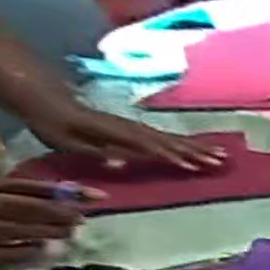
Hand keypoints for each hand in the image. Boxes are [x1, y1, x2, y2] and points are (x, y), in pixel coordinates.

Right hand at [0, 177, 97, 267]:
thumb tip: (55, 196)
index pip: (9, 185)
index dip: (54, 189)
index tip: (94, 195)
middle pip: (10, 205)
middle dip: (52, 211)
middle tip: (80, 218)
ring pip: (5, 228)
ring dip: (44, 231)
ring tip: (69, 233)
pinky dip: (23, 250)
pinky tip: (41, 249)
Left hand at [27, 105, 223, 170]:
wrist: (47, 102)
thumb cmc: (53, 125)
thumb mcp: (65, 142)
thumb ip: (95, 152)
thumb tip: (122, 164)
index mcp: (114, 133)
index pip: (148, 147)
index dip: (169, 157)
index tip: (192, 167)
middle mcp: (132, 128)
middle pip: (169, 141)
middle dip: (195, 152)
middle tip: (220, 161)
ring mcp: (138, 127)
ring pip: (173, 138)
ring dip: (198, 147)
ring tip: (222, 155)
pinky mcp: (140, 129)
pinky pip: (168, 136)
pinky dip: (188, 142)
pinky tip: (202, 147)